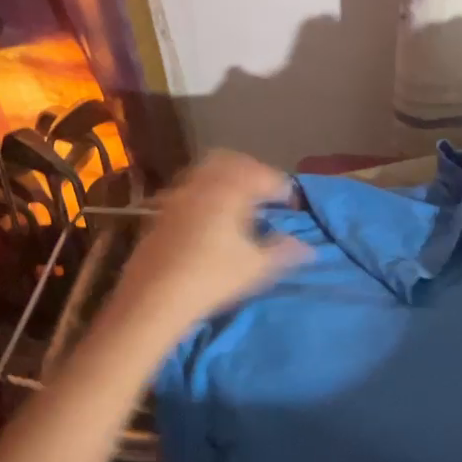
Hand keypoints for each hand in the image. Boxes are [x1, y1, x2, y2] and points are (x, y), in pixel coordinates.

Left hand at [107, 150, 309, 330]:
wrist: (152, 299)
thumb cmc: (211, 279)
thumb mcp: (256, 268)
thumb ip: (284, 252)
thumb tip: (309, 248)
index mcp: (230, 190)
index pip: (264, 176)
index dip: (282, 188)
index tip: (292, 205)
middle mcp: (202, 184)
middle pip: (232, 162)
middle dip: (252, 173)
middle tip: (265, 194)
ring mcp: (177, 196)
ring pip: (206, 173)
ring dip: (226, 181)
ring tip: (238, 205)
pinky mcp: (159, 212)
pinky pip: (188, 190)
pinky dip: (205, 195)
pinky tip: (209, 220)